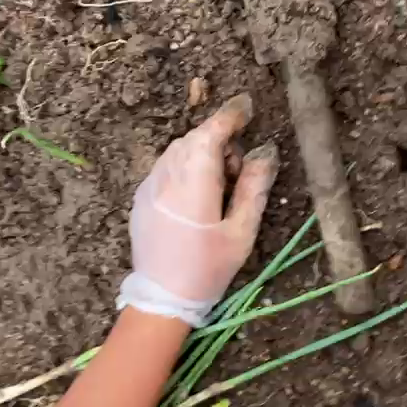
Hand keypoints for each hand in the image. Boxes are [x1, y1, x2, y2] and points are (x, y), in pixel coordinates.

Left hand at [117, 95, 278, 326]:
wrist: (161, 298)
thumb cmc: (207, 269)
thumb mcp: (241, 233)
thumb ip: (254, 189)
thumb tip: (265, 154)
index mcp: (194, 183)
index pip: (210, 134)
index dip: (229, 117)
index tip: (246, 109)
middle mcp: (167, 176)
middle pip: (193, 139)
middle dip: (218, 141)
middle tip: (238, 172)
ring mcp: (149, 185)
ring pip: (177, 151)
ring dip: (201, 154)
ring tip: (219, 187)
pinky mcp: (141, 197)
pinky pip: (165, 167)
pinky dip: (184, 167)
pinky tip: (196, 196)